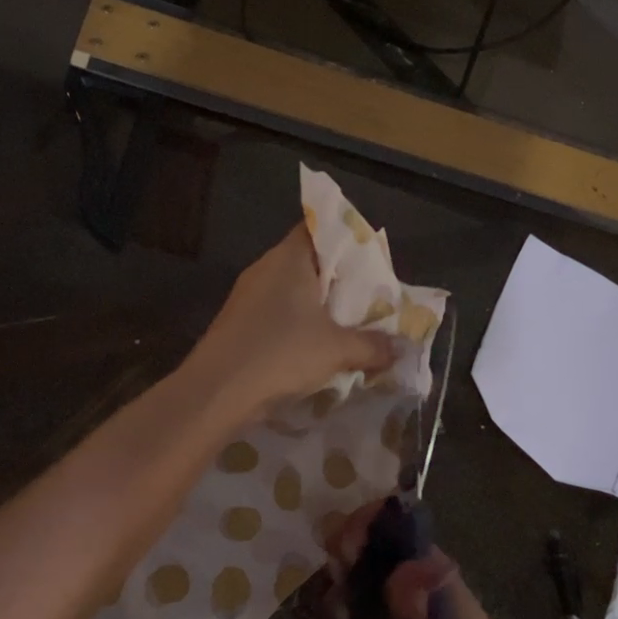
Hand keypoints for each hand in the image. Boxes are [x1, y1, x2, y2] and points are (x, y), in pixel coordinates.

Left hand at [185, 225, 394, 421]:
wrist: (217, 391)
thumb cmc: (281, 353)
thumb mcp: (337, 350)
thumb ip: (373, 345)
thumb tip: (399, 347)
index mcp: (289, 258)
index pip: (318, 227)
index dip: (347, 238)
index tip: (371, 260)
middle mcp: (265, 268)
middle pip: (308, 261)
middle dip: (339, 279)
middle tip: (370, 297)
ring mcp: (247, 296)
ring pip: (292, 291)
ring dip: (318, 307)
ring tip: (349, 326)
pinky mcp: (238, 323)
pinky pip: (277, 315)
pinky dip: (298, 326)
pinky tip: (316, 348)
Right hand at [320, 501, 558, 618]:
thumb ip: (420, 607)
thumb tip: (403, 565)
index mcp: (434, 572)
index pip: (394, 526)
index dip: (363, 527)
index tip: (341, 557)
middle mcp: (419, 582)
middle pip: (370, 551)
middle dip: (343, 566)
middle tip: (333, 602)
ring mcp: (409, 609)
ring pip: (362, 581)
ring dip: (340, 595)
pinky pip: (365, 612)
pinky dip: (346, 616)